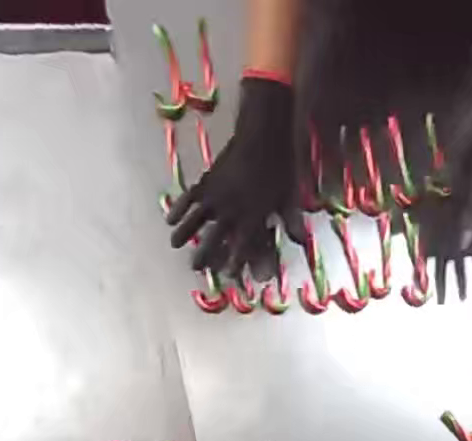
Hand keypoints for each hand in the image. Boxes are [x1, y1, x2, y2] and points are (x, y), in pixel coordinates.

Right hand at [166, 77, 307, 281]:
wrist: (263, 134)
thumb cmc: (279, 167)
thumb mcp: (289, 197)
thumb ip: (292, 222)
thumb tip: (302, 243)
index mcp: (251, 218)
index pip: (241, 248)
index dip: (234, 263)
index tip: (228, 275)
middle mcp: (231, 211)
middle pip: (214, 239)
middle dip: (204, 254)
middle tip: (196, 267)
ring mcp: (216, 195)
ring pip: (195, 220)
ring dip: (184, 233)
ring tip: (174, 244)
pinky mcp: (207, 180)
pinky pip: (189, 198)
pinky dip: (178, 208)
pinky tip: (169, 219)